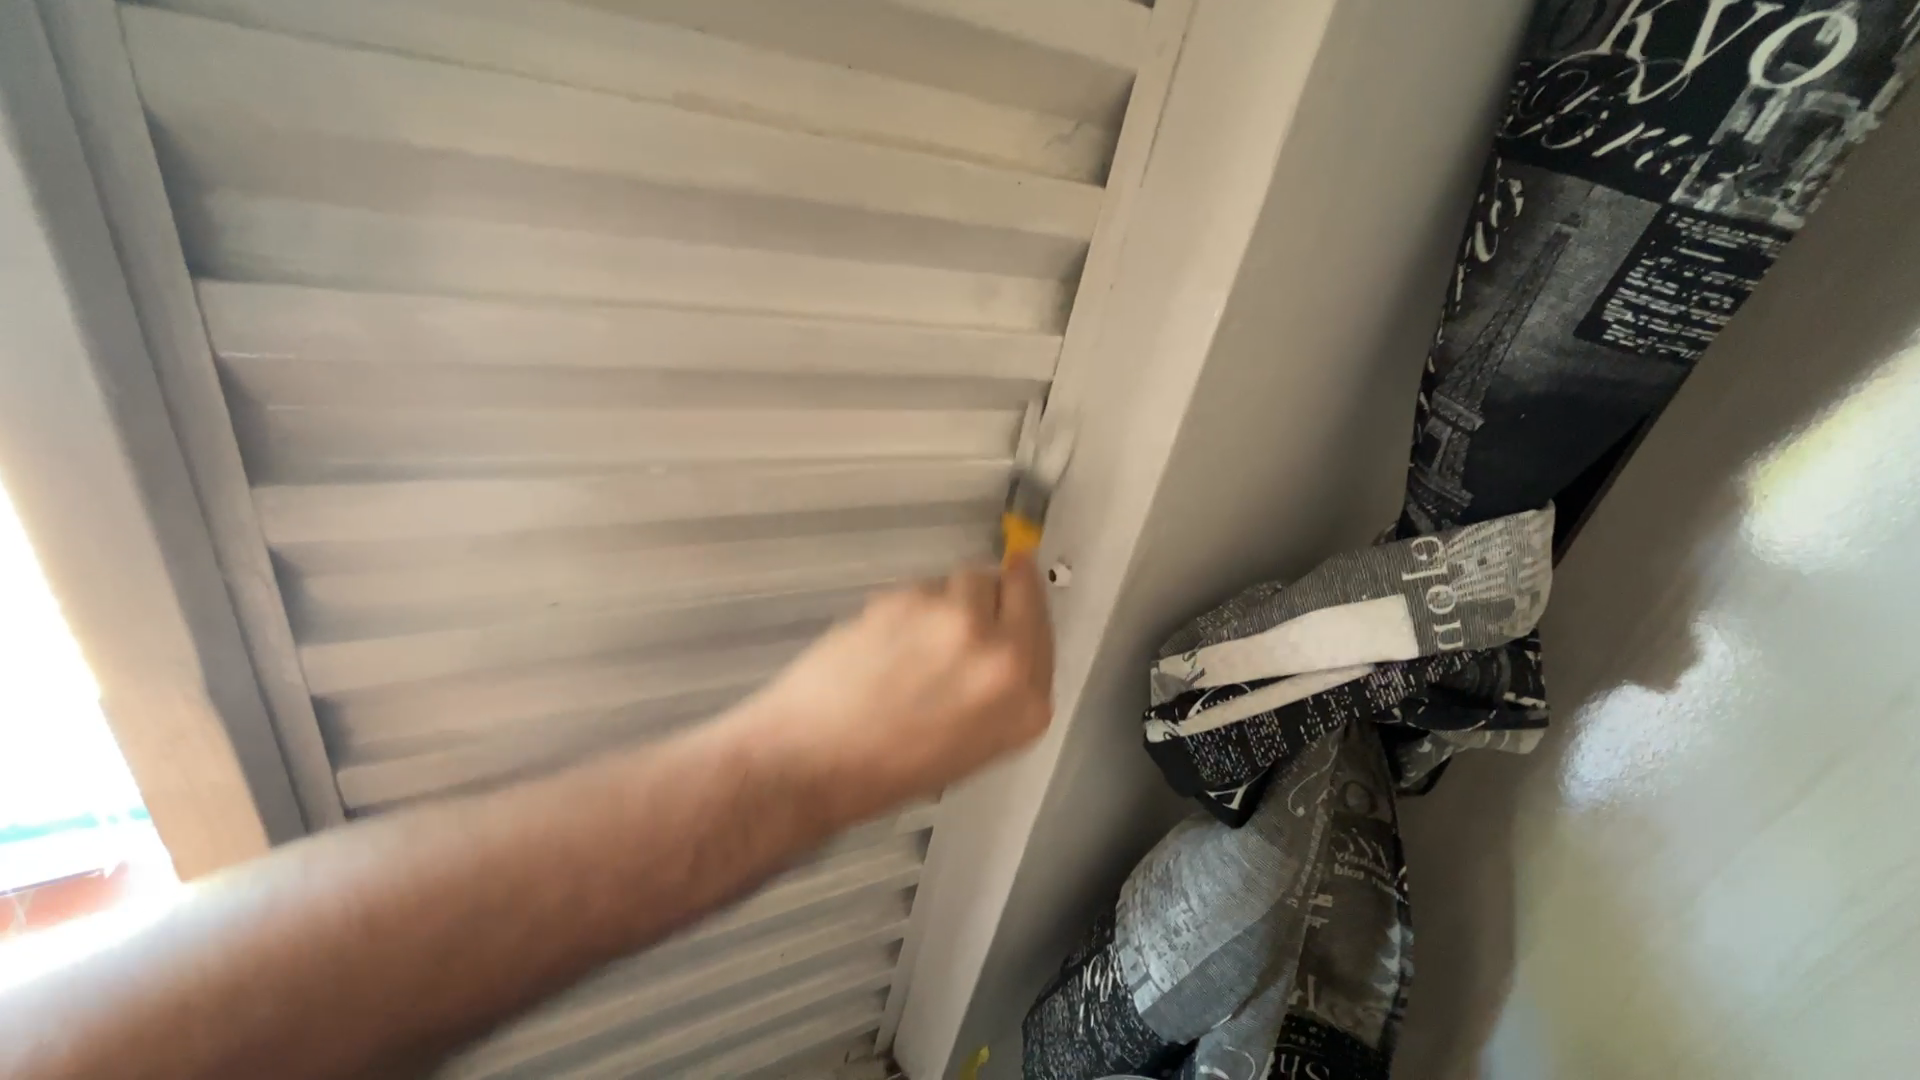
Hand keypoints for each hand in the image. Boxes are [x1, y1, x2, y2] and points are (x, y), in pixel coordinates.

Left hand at [735, 555, 1054, 814]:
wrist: (812, 760)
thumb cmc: (891, 769)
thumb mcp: (975, 743)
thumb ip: (1003, 689)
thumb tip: (1003, 634)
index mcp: (1028, 703)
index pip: (1044, 630)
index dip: (1024, 610)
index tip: (1016, 593)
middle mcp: (1004, 654)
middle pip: (1017, 585)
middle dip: (997, 588)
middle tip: (967, 604)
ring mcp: (957, 621)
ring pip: (966, 578)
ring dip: (947, 598)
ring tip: (910, 639)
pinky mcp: (910, 598)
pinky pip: (922, 587)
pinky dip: (908, 606)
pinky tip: (881, 641)